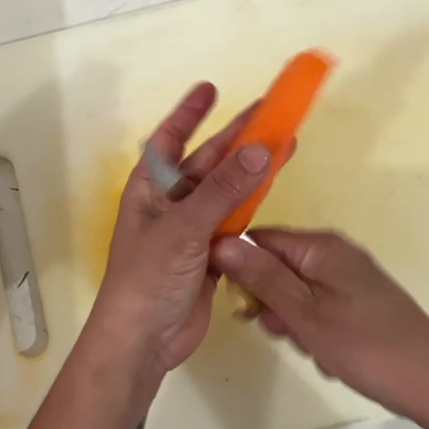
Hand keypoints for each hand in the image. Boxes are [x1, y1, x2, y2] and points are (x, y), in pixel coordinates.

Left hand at [88, 83, 271, 379]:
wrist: (143, 340)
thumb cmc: (148, 277)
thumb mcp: (183, 229)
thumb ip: (223, 191)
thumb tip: (260, 148)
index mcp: (149, 189)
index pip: (169, 141)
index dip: (188, 114)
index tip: (210, 88)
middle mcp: (169, 203)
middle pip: (207, 162)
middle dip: (236, 138)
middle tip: (271, 111)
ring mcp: (190, 230)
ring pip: (226, 191)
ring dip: (251, 170)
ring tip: (285, 143)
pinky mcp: (209, 255)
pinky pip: (235, 221)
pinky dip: (253, 206)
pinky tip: (273, 189)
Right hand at [210, 228, 428, 418]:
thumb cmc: (365, 346)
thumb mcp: (304, 313)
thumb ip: (261, 276)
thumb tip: (219, 242)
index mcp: (320, 246)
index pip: (258, 239)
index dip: (240, 267)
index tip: (238, 303)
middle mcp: (334, 253)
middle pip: (276, 267)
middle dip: (271, 304)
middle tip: (287, 334)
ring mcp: (349, 278)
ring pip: (295, 294)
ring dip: (294, 324)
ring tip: (315, 350)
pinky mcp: (360, 302)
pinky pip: (319, 309)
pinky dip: (316, 332)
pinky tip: (331, 357)